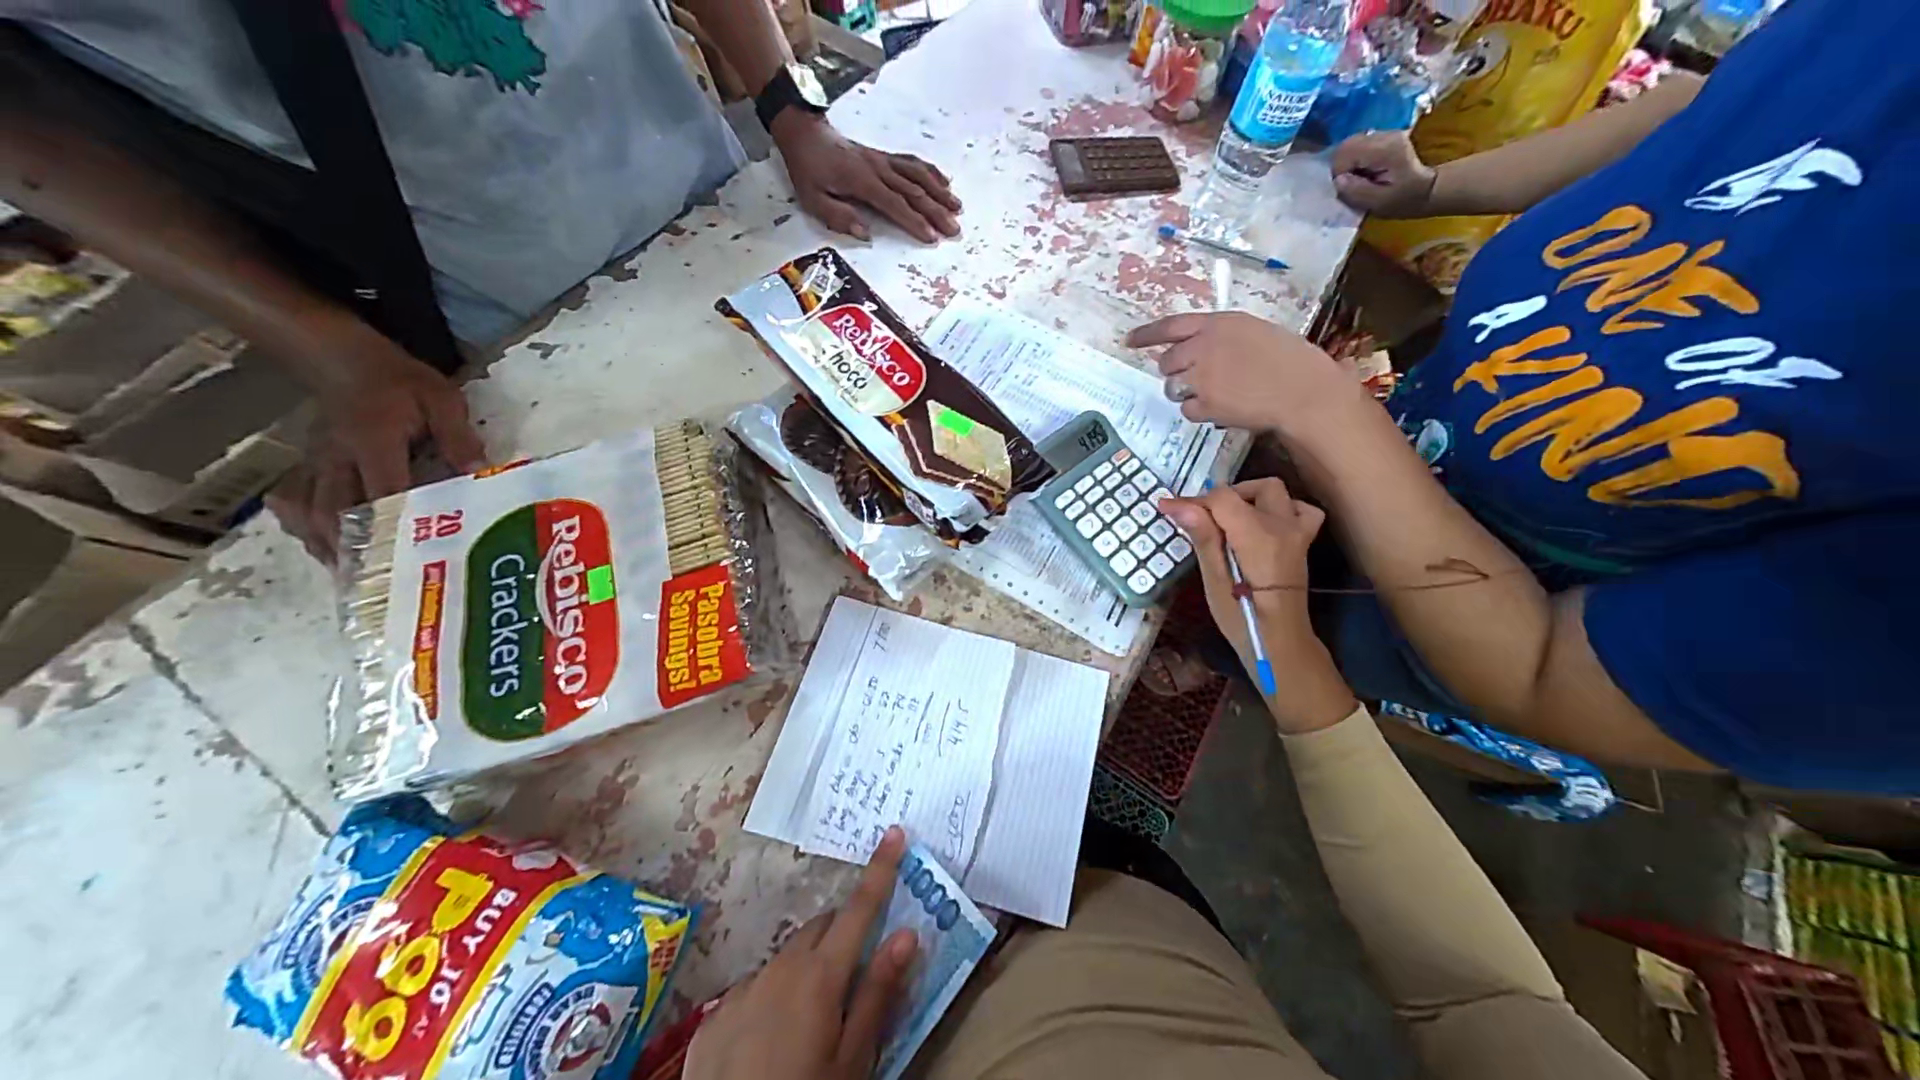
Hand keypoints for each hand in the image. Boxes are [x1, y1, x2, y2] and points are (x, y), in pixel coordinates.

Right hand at [269, 346, 484, 562]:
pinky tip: (326, 548)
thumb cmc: (401, 382)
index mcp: (372, 442)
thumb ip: (458, 437)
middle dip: (355, 549)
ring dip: (328, 545)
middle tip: (378, 583)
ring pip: (310, 512)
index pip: (383, 491)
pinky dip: (306, 527)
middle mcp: (337, 458)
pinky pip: (295, 501)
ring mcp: (317, 463)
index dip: (395, 526)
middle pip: (337, 511)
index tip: (412, 558)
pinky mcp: (310, 465)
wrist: (344, 358)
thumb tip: (477, 473)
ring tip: (352, 576)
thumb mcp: (442, 400)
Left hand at [685, 826, 919, 1079]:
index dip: (880, 870)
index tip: (893, 833)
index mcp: (822, 974)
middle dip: (844, 932)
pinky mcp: (716, 1013)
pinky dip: (774, 995)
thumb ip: (878, 993)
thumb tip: (906, 934)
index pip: (859, 909)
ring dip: (808, 967)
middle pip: (822, 927)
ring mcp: (745, 987)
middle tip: (858, 968)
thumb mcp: (854, 1058)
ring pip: (788, 957)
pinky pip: (756, 986)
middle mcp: (781, 967)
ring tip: (814, 1017)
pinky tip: (772, 1039)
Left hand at [772, 111, 961, 243]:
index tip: (931, 237)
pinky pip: (913, 163)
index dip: (914, 222)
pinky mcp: (886, 157)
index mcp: (862, 182)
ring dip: (939, 192)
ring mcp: (884, 161)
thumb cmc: (808, 170)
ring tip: (957, 208)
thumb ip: (839, 216)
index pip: (895, 204)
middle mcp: (878, 169)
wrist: (804, 134)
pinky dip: (931, 172)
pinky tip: (945, 182)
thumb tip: (865, 233)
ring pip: (918, 175)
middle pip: (914, 191)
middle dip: (936, 211)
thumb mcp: (813, 199)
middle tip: (954, 229)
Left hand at [1127, 311, 1366, 437]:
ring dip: (1187, 392)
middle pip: (1167, 363)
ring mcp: (1201, 378)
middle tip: (1198, 378)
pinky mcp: (1204, 404)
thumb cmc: (1290, 359)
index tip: (1129, 340)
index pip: (1170, 326)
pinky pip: (1187, 410)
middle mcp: (1203, 348)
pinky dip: (1200, 411)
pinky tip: (1224, 407)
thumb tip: (1196, 348)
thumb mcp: (1254, 332)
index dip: (1147, 335)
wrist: (1305, 391)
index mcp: (1218, 324)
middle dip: (1177, 371)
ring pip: (1172, 388)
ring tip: (1216, 393)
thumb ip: (1221, 337)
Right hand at [1163, 479, 1356, 733]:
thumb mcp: (1214, 581)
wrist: (1280, 643)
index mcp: (1258, 537)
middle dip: (1221, 498)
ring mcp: (1298, 532)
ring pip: (1275, 491)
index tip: (1167, 510)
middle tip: (1200, 520)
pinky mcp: (1303, 541)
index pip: (1222, 499)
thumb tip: (1181, 505)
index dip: (1192, 502)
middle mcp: (1283, 527)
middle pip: (1248, 490)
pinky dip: (1281, 507)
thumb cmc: (1241, 620)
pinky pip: (1300, 509)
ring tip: (1229, 520)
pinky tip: (1263, 523)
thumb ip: (1204, 537)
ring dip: (1249, 497)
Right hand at [1330, 131, 1438, 217]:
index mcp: (1385, 149)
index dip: (1340, 172)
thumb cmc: (1403, 199)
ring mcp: (1384, 133)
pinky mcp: (1382, 137)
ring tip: (1360, 177)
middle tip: (1352, 182)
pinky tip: (1365, 171)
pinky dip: (1353, 160)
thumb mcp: (1378, 203)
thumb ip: (1357, 192)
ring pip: (1349, 145)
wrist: (1425, 189)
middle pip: (1346, 146)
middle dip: (1342, 167)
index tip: (1349, 187)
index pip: (1346, 153)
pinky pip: (1356, 146)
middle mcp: (1385, 135)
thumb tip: (1338, 180)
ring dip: (1347, 164)